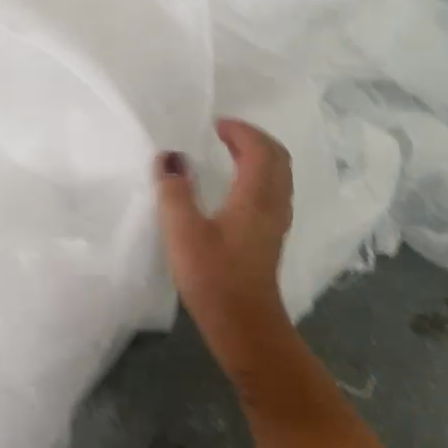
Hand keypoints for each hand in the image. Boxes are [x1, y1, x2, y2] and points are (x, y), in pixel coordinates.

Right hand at [156, 119, 297, 378]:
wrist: (243, 323)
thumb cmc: (212, 276)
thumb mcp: (182, 231)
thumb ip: (174, 191)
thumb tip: (169, 157)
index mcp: (255, 196)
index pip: (258, 148)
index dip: (239, 131)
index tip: (214, 124)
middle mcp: (273, 204)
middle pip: (277, 158)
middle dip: (253, 139)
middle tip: (224, 134)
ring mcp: (276, 223)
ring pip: (278, 176)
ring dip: (258, 157)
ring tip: (229, 154)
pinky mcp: (270, 239)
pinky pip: (272, 193)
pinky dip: (257, 177)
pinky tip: (235, 190)